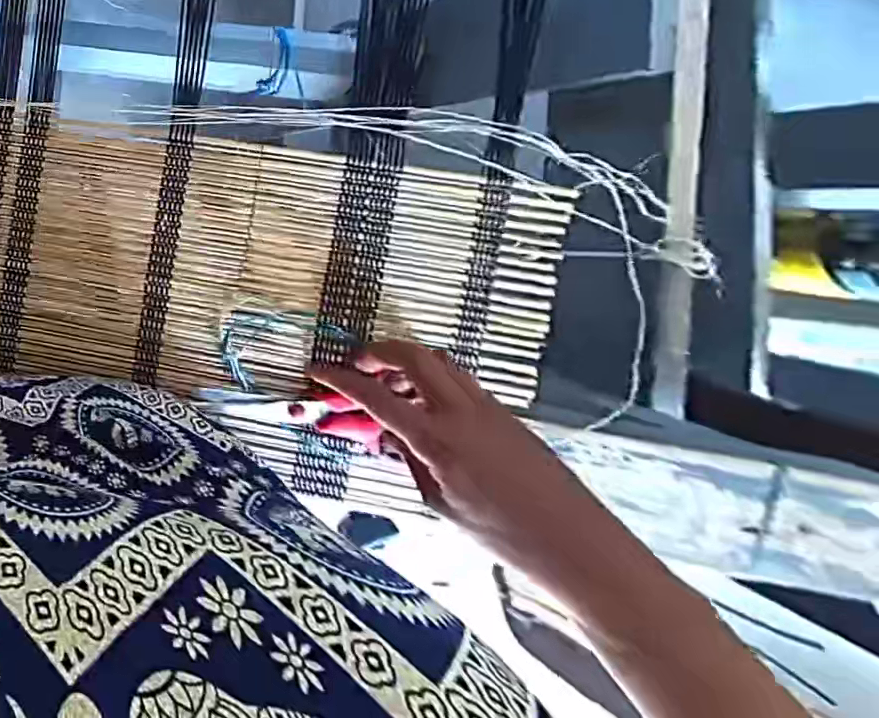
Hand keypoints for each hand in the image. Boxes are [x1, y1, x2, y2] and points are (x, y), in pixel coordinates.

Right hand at [309, 341, 641, 595]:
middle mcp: (462, 413)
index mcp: (437, 438)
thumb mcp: (436, 500)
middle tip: (356, 365)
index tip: (317, 370)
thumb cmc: (505, 537)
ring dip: (406, 362)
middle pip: (411, 355)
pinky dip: (432, 380)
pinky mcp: (508, 416)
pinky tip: (426, 407)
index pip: (373, 394)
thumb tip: (384, 434)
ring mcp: (489, 410)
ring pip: (438, 361)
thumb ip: (405, 458)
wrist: (584, 550)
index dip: (338, 378)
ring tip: (390, 385)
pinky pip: (460, 380)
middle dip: (375, 352)